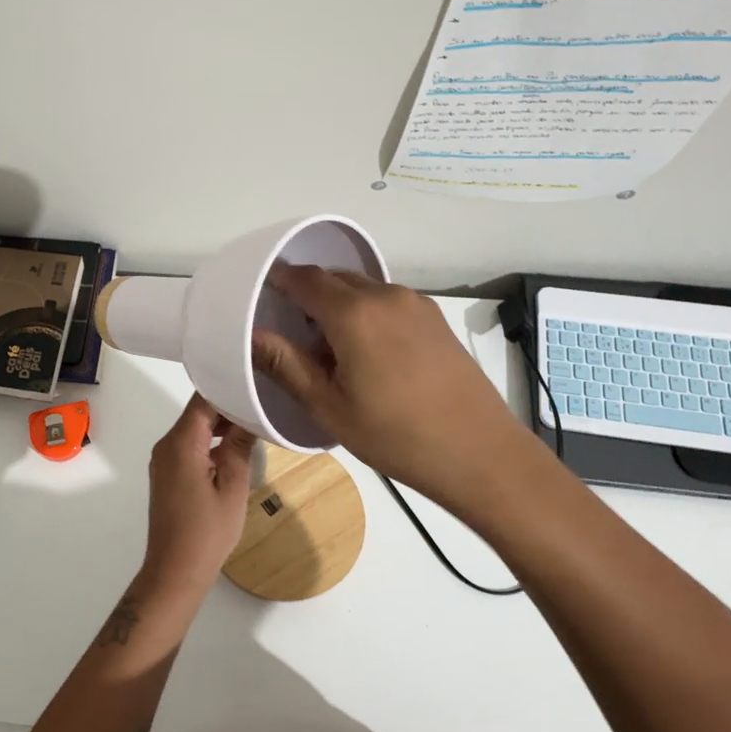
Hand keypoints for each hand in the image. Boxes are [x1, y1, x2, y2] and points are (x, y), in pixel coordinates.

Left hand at [142, 395, 254, 589]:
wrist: (176, 570)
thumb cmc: (207, 531)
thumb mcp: (233, 487)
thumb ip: (239, 447)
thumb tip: (248, 418)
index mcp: (181, 443)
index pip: (203, 400)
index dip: (229, 389)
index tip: (256, 385)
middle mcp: (166, 445)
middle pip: (197, 413)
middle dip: (228, 408)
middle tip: (263, 405)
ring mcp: (163, 461)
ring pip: (194, 430)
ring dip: (220, 428)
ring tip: (254, 425)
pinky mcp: (167, 475)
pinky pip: (189, 447)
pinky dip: (210, 444)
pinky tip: (235, 450)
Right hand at [249, 265, 544, 511]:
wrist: (480, 453)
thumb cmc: (395, 435)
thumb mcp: (329, 406)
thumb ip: (285, 364)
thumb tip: (250, 335)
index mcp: (354, 313)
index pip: (305, 279)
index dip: (279, 282)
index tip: (259, 296)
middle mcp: (386, 296)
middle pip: (335, 279)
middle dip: (307, 294)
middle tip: (287, 327)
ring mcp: (416, 305)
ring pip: (363, 289)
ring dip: (338, 305)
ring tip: (324, 347)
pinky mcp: (435, 320)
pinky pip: (387, 302)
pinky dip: (365, 313)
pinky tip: (363, 353)